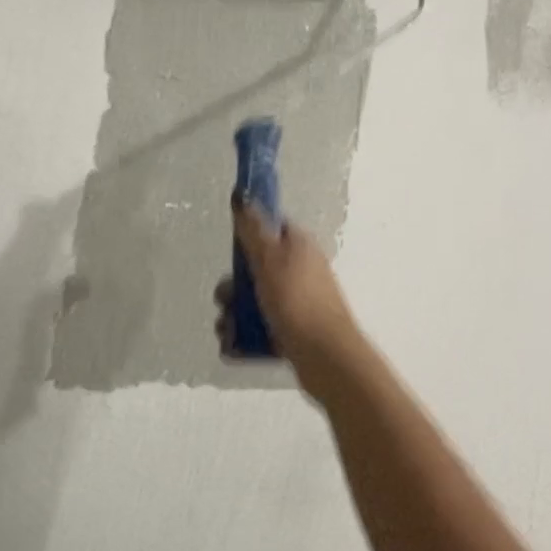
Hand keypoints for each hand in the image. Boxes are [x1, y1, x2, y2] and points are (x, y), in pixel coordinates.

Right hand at [216, 198, 359, 366]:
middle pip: (254, 270)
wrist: (326, 358)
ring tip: (226, 330)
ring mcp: (297, 305)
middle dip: (233, 286)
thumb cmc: (297, 301)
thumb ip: (252, 228)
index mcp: (298, 247)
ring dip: (233, 315)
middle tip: (225, 300)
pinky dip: (242, 336)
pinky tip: (232, 345)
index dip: (248, 235)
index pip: (271, 228)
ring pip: (253, 302)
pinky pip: (259, 329)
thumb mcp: (269, 258)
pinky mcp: (292, 333)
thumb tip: (242, 192)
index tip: (233, 249)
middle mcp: (299, 272)